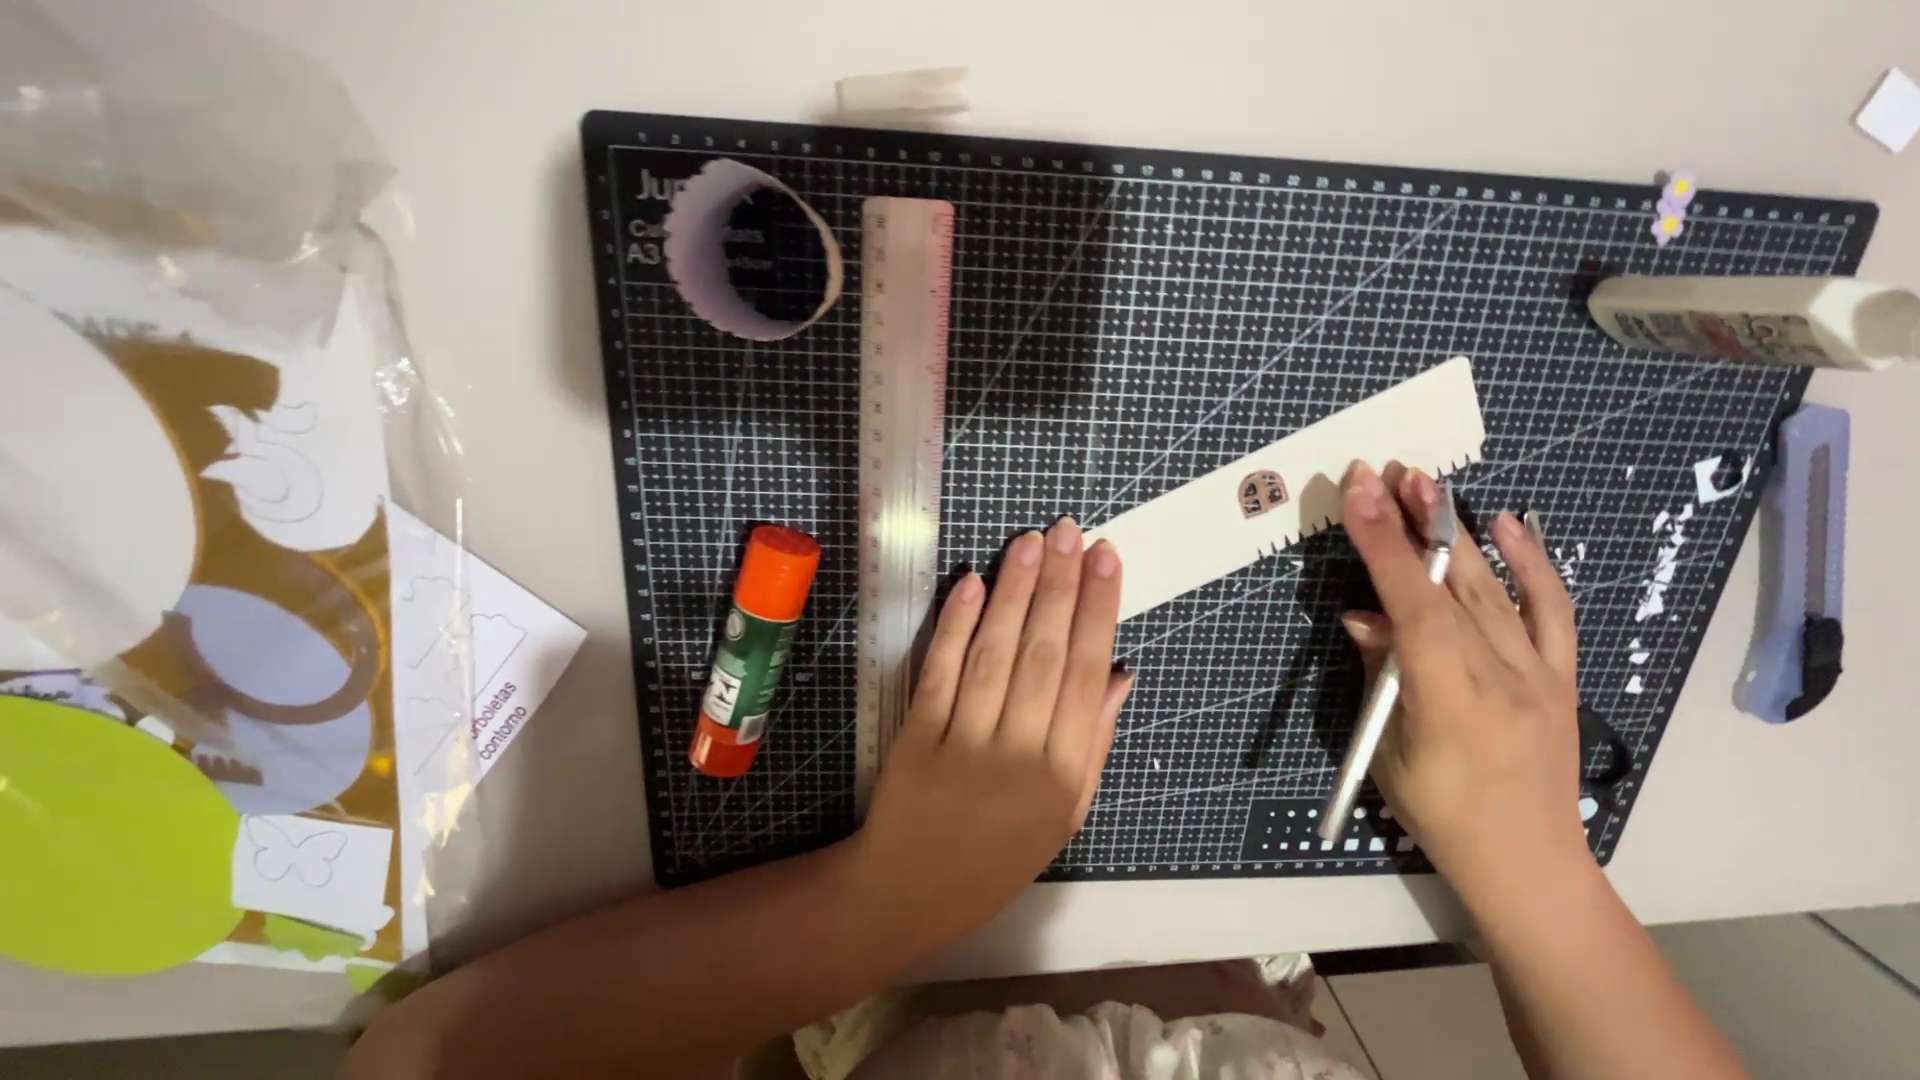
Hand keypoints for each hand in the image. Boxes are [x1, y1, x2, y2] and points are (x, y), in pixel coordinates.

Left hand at [854, 517, 1132, 939]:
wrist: (913, 889)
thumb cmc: (998, 854)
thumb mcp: (1066, 814)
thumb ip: (1094, 742)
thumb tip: (1121, 672)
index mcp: (1063, 773)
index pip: (1085, 673)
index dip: (1097, 610)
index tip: (1105, 558)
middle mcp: (1019, 754)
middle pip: (1044, 654)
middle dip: (1060, 586)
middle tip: (1070, 531)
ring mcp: (964, 744)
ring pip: (996, 654)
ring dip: (1014, 592)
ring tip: (1030, 541)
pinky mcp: (917, 737)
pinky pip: (941, 672)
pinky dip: (957, 625)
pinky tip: (973, 582)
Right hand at [1338, 462, 1588, 904]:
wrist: (1528, 862)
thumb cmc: (1440, 815)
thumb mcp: (1387, 750)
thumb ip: (1379, 674)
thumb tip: (1363, 614)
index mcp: (1451, 702)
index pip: (1414, 608)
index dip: (1384, 547)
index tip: (1361, 492)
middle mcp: (1503, 678)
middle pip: (1454, 586)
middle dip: (1415, 524)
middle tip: (1387, 471)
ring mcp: (1541, 673)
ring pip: (1494, 587)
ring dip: (1456, 532)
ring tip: (1424, 486)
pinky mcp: (1562, 675)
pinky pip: (1551, 609)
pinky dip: (1531, 562)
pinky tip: (1507, 524)